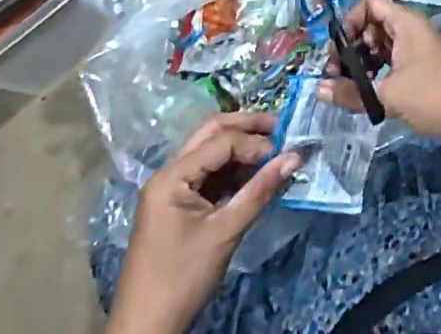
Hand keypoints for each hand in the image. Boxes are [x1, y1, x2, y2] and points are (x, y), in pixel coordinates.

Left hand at [106, 112, 299, 333]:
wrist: (146, 328)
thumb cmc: (182, 278)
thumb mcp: (225, 232)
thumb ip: (259, 191)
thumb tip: (294, 157)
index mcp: (172, 175)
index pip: (220, 142)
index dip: (255, 143)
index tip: (285, 152)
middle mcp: (169, 172)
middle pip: (211, 134)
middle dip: (246, 127)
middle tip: (281, 127)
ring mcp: (171, 187)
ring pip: (210, 152)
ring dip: (240, 147)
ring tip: (274, 147)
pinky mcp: (178, 204)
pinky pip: (208, 174)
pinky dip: (232, 169)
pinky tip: (255, 171)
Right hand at [320, 0, 440, 144]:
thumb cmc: (433, 97)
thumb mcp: (388, 96)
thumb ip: (351, 92)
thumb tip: (318, 90)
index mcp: (405, 22)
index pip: (369, 3)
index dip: (350, 20)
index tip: (339, 50)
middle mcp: (409, 28)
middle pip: (371, 23)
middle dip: (352, 45)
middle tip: (337, 73)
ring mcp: (415, 47)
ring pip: (379, 43)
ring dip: (362, 61)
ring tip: (348, 85)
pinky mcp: (418, 66)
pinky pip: (389, 59)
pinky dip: (375, 71)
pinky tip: (366, 92)